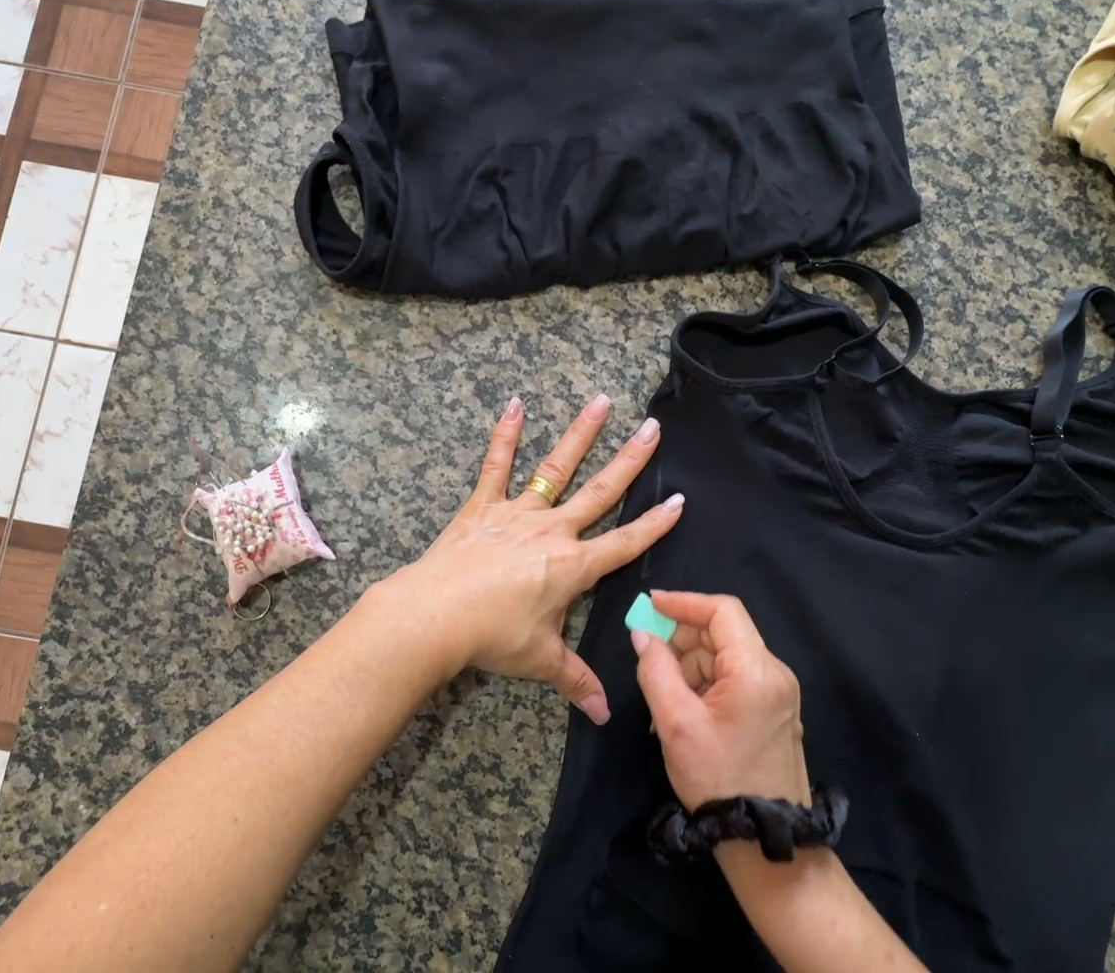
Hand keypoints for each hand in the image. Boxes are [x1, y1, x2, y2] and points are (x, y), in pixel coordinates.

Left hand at [372, 394, 685, 724]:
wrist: (435, 615)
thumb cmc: (491, 637)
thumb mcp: (540, 660)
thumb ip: (575, 680)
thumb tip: (603, 714)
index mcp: (573, 567)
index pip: (625, 543)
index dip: (654, 525)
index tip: (679, 500)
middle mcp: (552, 532)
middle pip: (600, 492)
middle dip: (630, 460)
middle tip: (653, 428)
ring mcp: (516, 514)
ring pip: (555, 468)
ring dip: (579, 434)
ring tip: (599, 401)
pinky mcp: (482, 507)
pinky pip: (495, 466)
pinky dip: (504, 435)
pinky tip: (514, 405)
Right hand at [632, 592, 811, 807]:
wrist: (762, 839)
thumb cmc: (717, 777)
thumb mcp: (675, 722)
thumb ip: (655, 670)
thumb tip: (643, 635)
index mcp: (757, 671)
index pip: (723, 611)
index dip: (684, 603)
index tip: (650, 606)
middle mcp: (774, 674)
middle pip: (723, 634)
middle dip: (682, 642)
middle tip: (648, 661)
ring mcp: (778, 695)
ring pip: (725, 658)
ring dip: (689, 669)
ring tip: (664, 704)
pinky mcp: (774, 713)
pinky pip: (734, 680)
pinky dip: (704, 686)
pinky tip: (682, 713)